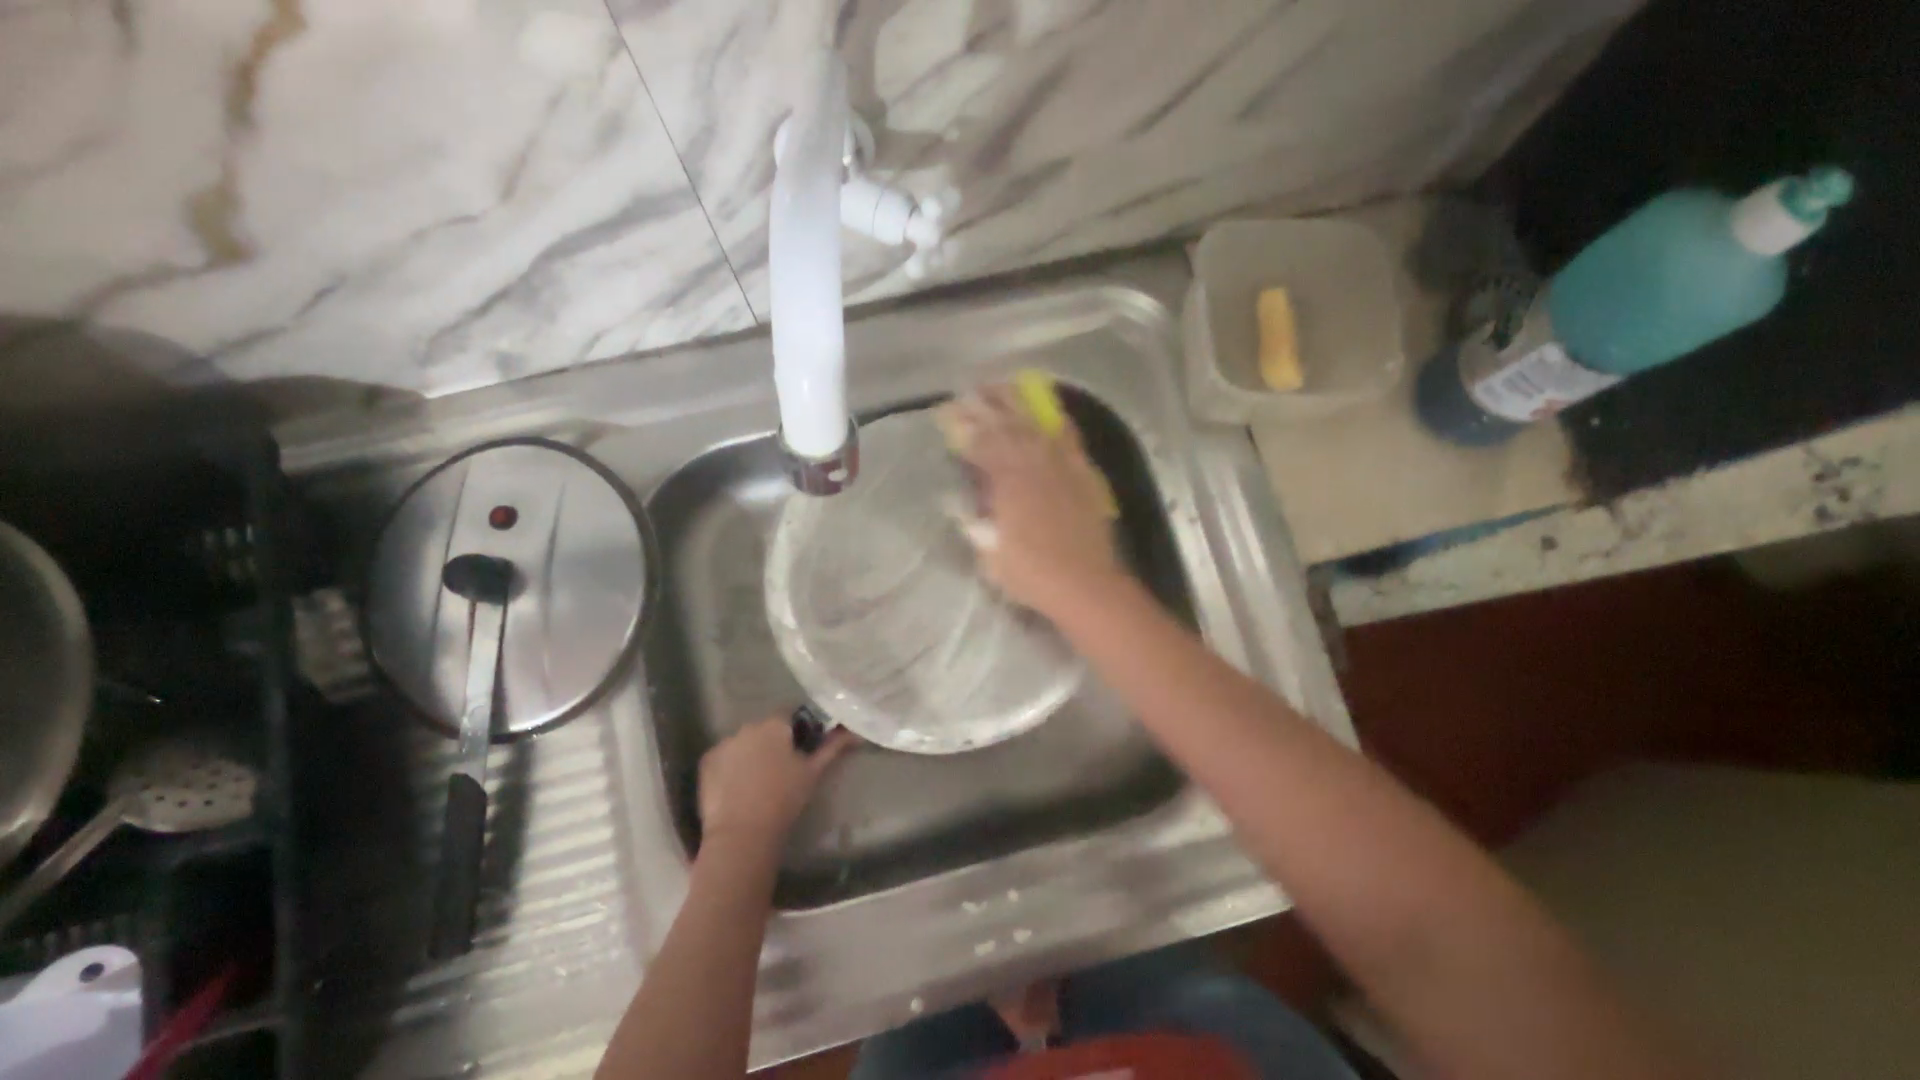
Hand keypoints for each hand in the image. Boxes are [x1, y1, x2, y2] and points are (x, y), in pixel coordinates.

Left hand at [698, 715, 854, 851]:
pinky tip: (738, 789)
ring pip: (743, 744)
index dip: (798, 731)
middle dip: (773, 744)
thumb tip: (854, 732)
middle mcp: (746, 727)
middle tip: (783, 770)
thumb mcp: (813, 773)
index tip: (803, 751)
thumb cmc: (784, 800)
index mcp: (774, 725)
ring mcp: (723, 744)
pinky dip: (731, 768)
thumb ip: (832, 747)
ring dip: (751, 755)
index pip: (790, 716)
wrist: (743, 833)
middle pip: (764, 730)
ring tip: (758, 783)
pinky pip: (724, 759)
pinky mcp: (706, 763)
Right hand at [939, 386, 1124, 617]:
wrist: (1086, 584)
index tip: (948, 411)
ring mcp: (1062, 466)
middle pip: (1008, 425)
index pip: (981, 444)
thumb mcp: (990, 552)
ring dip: (1019, 404)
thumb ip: (973, 523)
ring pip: (1037, 425)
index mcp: (1007, 481)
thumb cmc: (1031, 573)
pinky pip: (1069, 439)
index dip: (963, 426)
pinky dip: (1057, 422)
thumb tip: (957, 503)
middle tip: (971, 390)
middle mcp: (1034, 464)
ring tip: (1004, 387)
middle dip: (987, 406)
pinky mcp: (1083, 474)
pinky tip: (1052, 413)